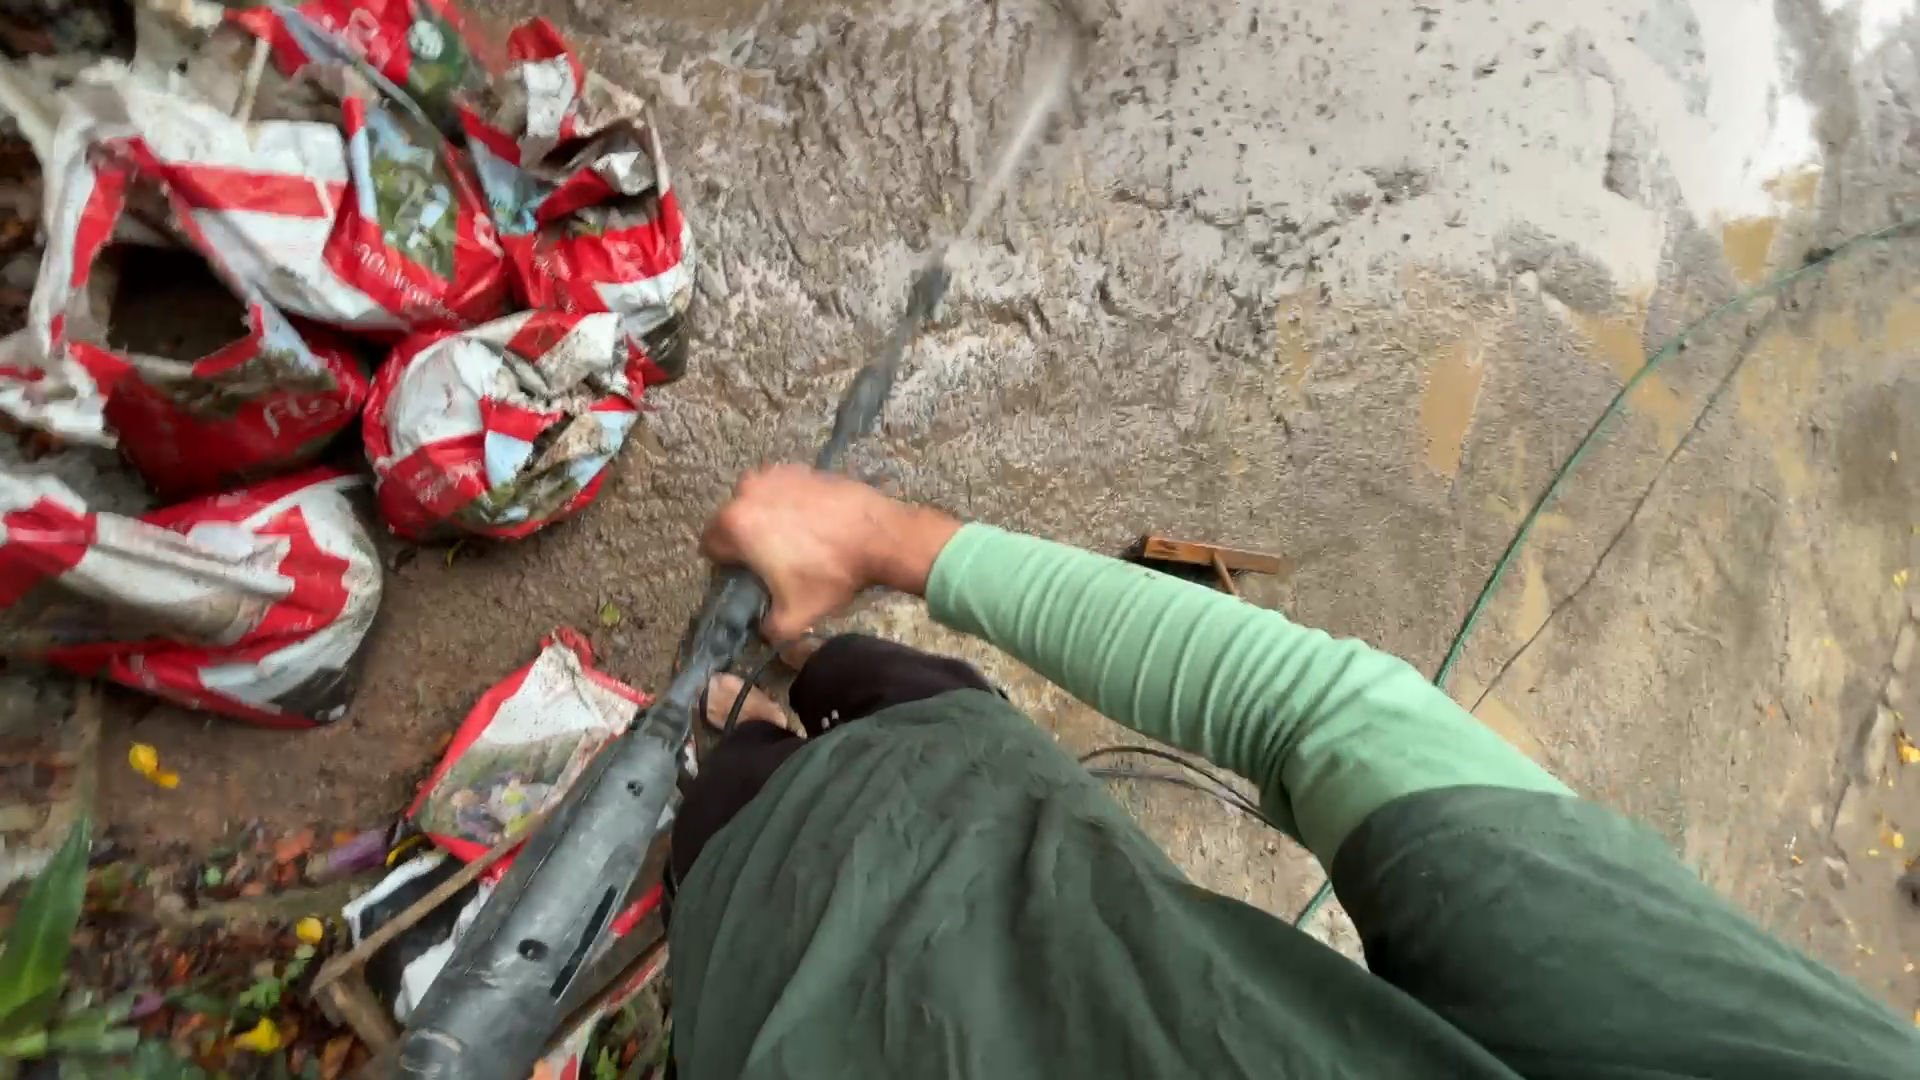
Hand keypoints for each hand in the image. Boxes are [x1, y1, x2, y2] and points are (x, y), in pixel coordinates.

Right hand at [701, 465, 961, 641]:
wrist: (880, 536)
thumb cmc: (832, 573)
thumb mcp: (796, 616)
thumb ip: (769, 629)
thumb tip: (765, 630)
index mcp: (736, 524)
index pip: (711, 546)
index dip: (728, 564)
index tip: (749, 575)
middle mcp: (748, 490)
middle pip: (734, 520)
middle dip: (747, 539)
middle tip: (775, 561)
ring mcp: (777, 474)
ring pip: (758, 502)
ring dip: (768, 518)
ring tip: (797, 541)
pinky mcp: (804, 469)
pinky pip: (785, 490)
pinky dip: (792, 504)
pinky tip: (814, 523)